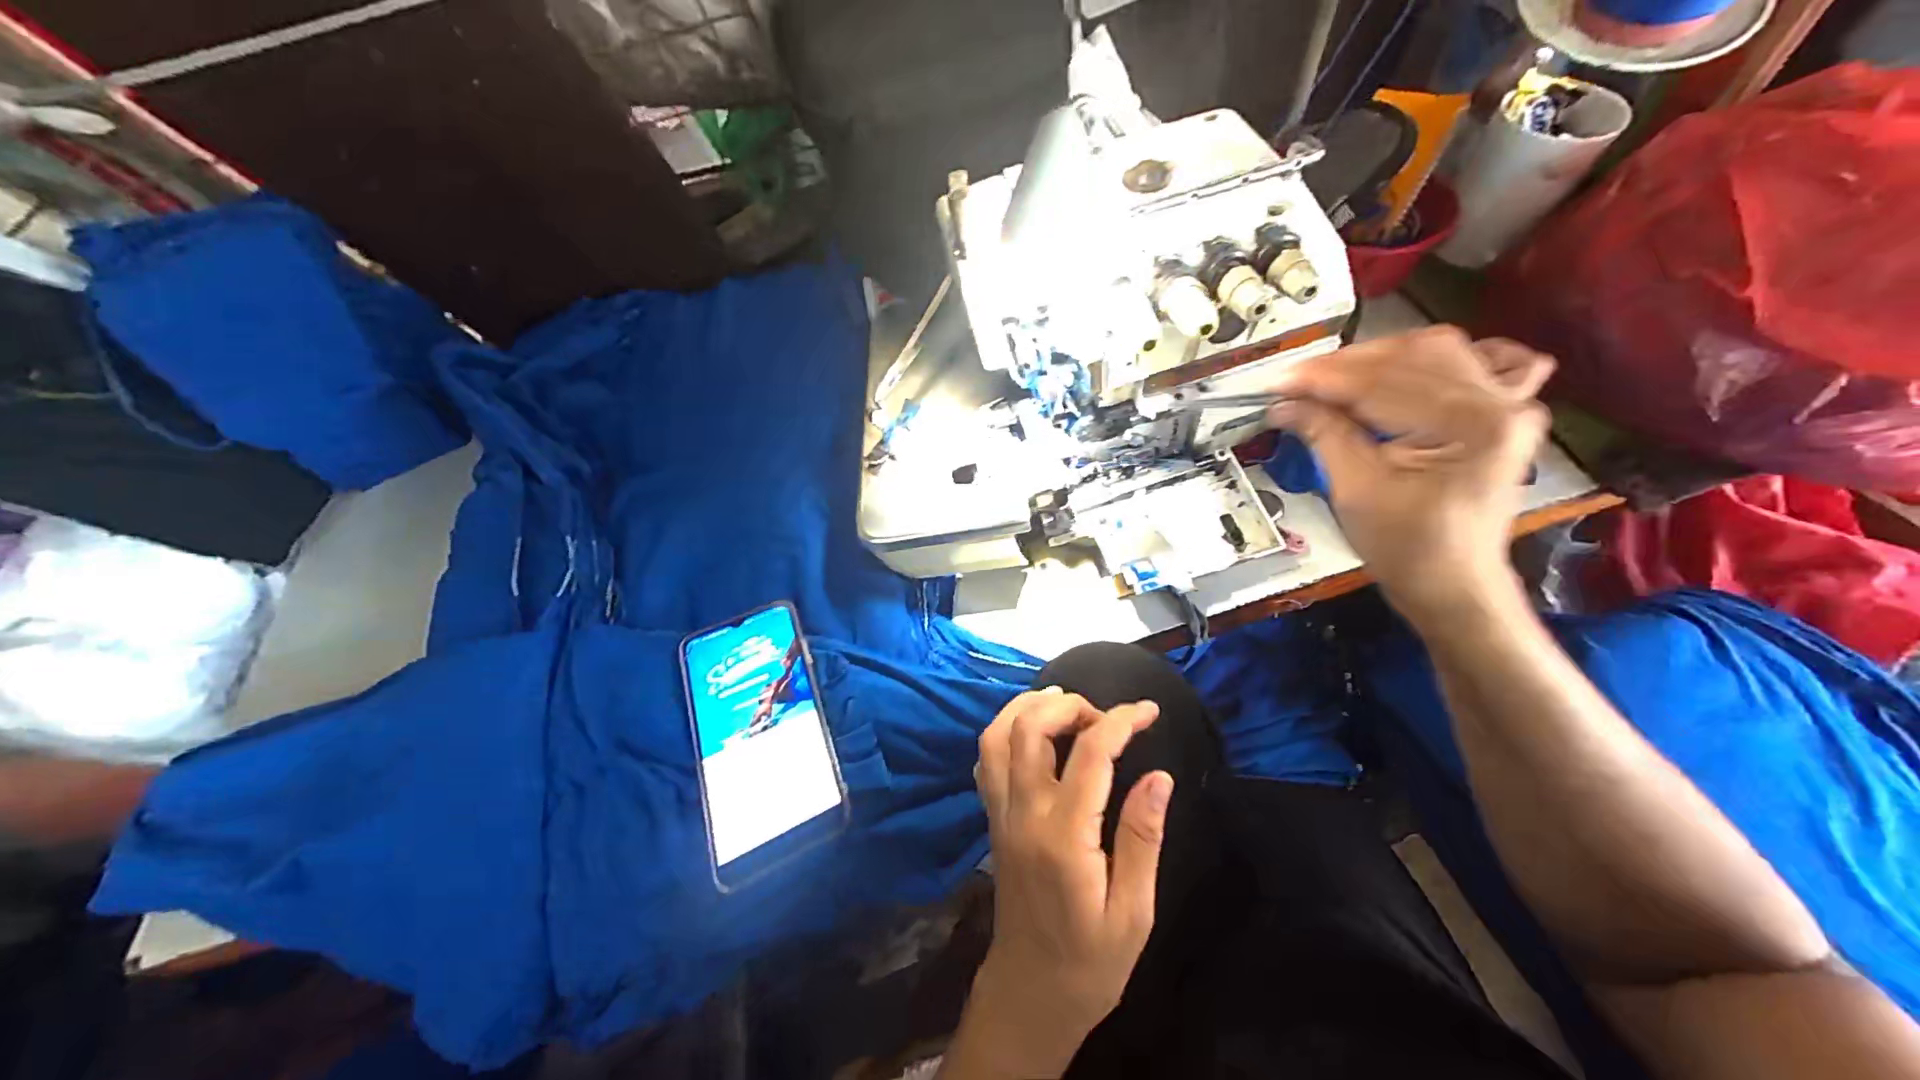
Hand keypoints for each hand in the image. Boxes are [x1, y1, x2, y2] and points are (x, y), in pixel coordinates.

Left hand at [943, 688, 1171, 1078]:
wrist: (1029, 993)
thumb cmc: (1091, 962)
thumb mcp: (1133, 912)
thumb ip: (1143, 839)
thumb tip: (1160, 777)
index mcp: (1064, 837)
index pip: (1090, 754)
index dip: (1120, 721)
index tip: (1149, 711)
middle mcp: (1023, 815)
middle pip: (1029, 730)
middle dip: (1069, 706)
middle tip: (1107, 715)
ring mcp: (1000, 815)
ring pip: (996, 737)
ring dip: (1029, 708)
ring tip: (1067, 705)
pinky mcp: (992, 820)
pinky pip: (986, 760)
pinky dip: (1006, 731)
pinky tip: (1034, 733)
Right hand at [1264, 327, 1554, 624]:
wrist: (1453, 584)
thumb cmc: (1405, 549)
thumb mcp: (1356, 491)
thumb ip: (1325, 434)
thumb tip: (1283, 402)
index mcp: (1471, 425)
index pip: (1383, 384)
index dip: (1323, 380)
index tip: (1275, 383)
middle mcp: (1502, 402)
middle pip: (1415, 355)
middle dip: (1348, 365)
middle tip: (1297, 382)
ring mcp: (1511, 403)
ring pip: (1439, 352)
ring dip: (1381, 359)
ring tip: (1334, 379)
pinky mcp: (1505, 411)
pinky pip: (1481, 363)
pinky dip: (1440, 361)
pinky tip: (1411, 371)